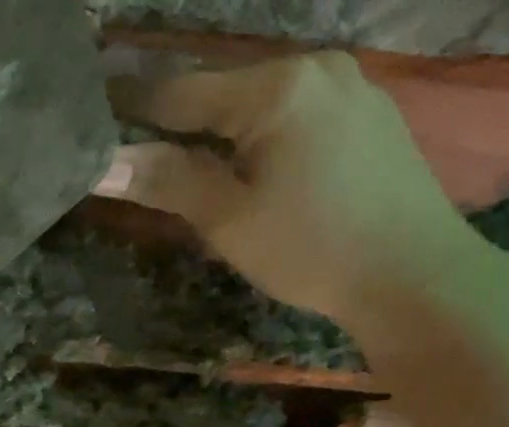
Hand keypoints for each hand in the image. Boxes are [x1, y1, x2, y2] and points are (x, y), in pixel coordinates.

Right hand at [99, 53, 484, 332]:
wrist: (416, 275)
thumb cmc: (311, 247)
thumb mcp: (227, 219)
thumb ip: (166, 181)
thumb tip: (103, 163)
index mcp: (276, 87)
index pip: (180, 92)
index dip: (131, 110)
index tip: (92, 125)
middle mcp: (316, 68)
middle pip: (222, 91)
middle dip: (178, 123)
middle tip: (137, 155)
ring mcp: (352, 87)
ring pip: (262, 103)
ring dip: (221, 131)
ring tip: (189, 166)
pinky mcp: (371, 115)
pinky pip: (298, 113)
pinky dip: (263, 135)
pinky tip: (253, 169)